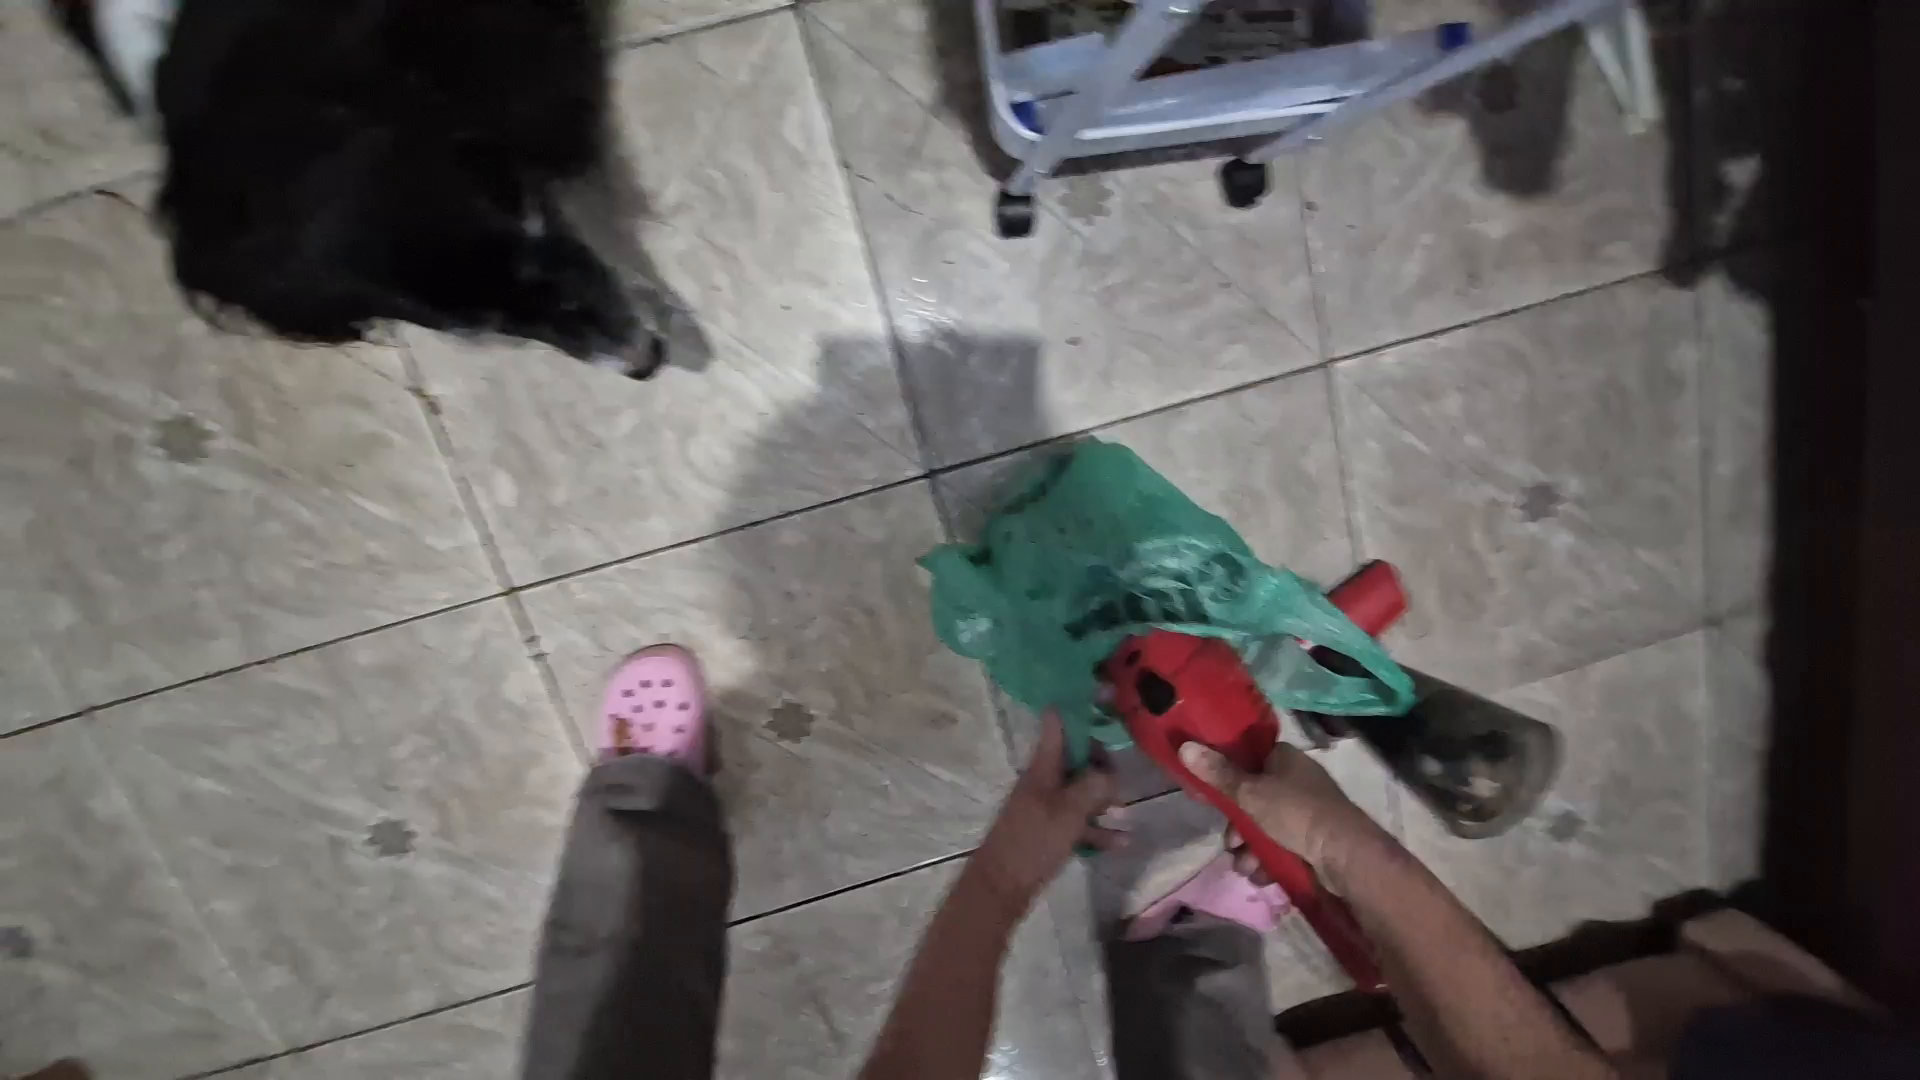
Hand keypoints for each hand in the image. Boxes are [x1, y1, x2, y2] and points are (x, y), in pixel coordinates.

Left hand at [968, 712, 1119, 917]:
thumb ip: (1092, 787)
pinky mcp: (1050, 828)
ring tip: (1124, 812)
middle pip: (1078, 757)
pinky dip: (1099, 828)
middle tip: (1117, 786)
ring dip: (1103, 798)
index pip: (1059, 722)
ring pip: (1082, 789)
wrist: (1003, 883)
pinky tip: (1122, 841)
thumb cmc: (1033, 840)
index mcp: (1045, 764)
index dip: (1079, 706)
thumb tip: (1108, 775)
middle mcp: (1045, 777)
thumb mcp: (1069, 810)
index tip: (1104, 696)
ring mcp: (1047, 803)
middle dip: (1102, 766)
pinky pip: (1080, 820)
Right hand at [1178, 741, 1386, 886]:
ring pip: (1264, 825)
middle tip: (1229, 843)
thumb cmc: (1296, 813)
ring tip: (1245, 868)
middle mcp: (1296, 779)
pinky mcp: (1315, 839)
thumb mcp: (1250, 793)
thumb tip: (1183, 746)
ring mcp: (1308, 810)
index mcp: (1284, 757)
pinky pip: (1281, 844)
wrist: (1348, 857)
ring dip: (1249, 849)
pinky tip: (1262, 876)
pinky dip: (1268, 860)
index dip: (1226, 775)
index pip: (1247, 757)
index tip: (1211, 795)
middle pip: (1252, 796)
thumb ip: (1217, 774)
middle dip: (1236, 826)